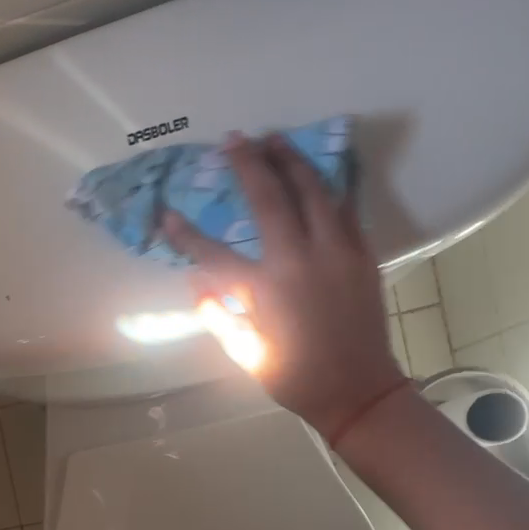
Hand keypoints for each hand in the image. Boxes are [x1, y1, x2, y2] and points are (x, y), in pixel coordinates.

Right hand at [161, 133, 405, 443]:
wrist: (356, 390)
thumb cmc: (293, 377)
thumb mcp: (245, 353)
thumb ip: (218, 316)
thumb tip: (197, 282)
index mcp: (265, 290)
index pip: (214, 254)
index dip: (186, 235)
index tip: (166, 215)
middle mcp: (300, 261)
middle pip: (271, 199)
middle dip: (248, 165)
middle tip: (234, 139)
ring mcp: (336, 252)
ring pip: (314, 191)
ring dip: (292, 160)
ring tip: (274, 139)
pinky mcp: (361, 254)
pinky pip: (343, 207)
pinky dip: (326, 185)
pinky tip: (314, 172)